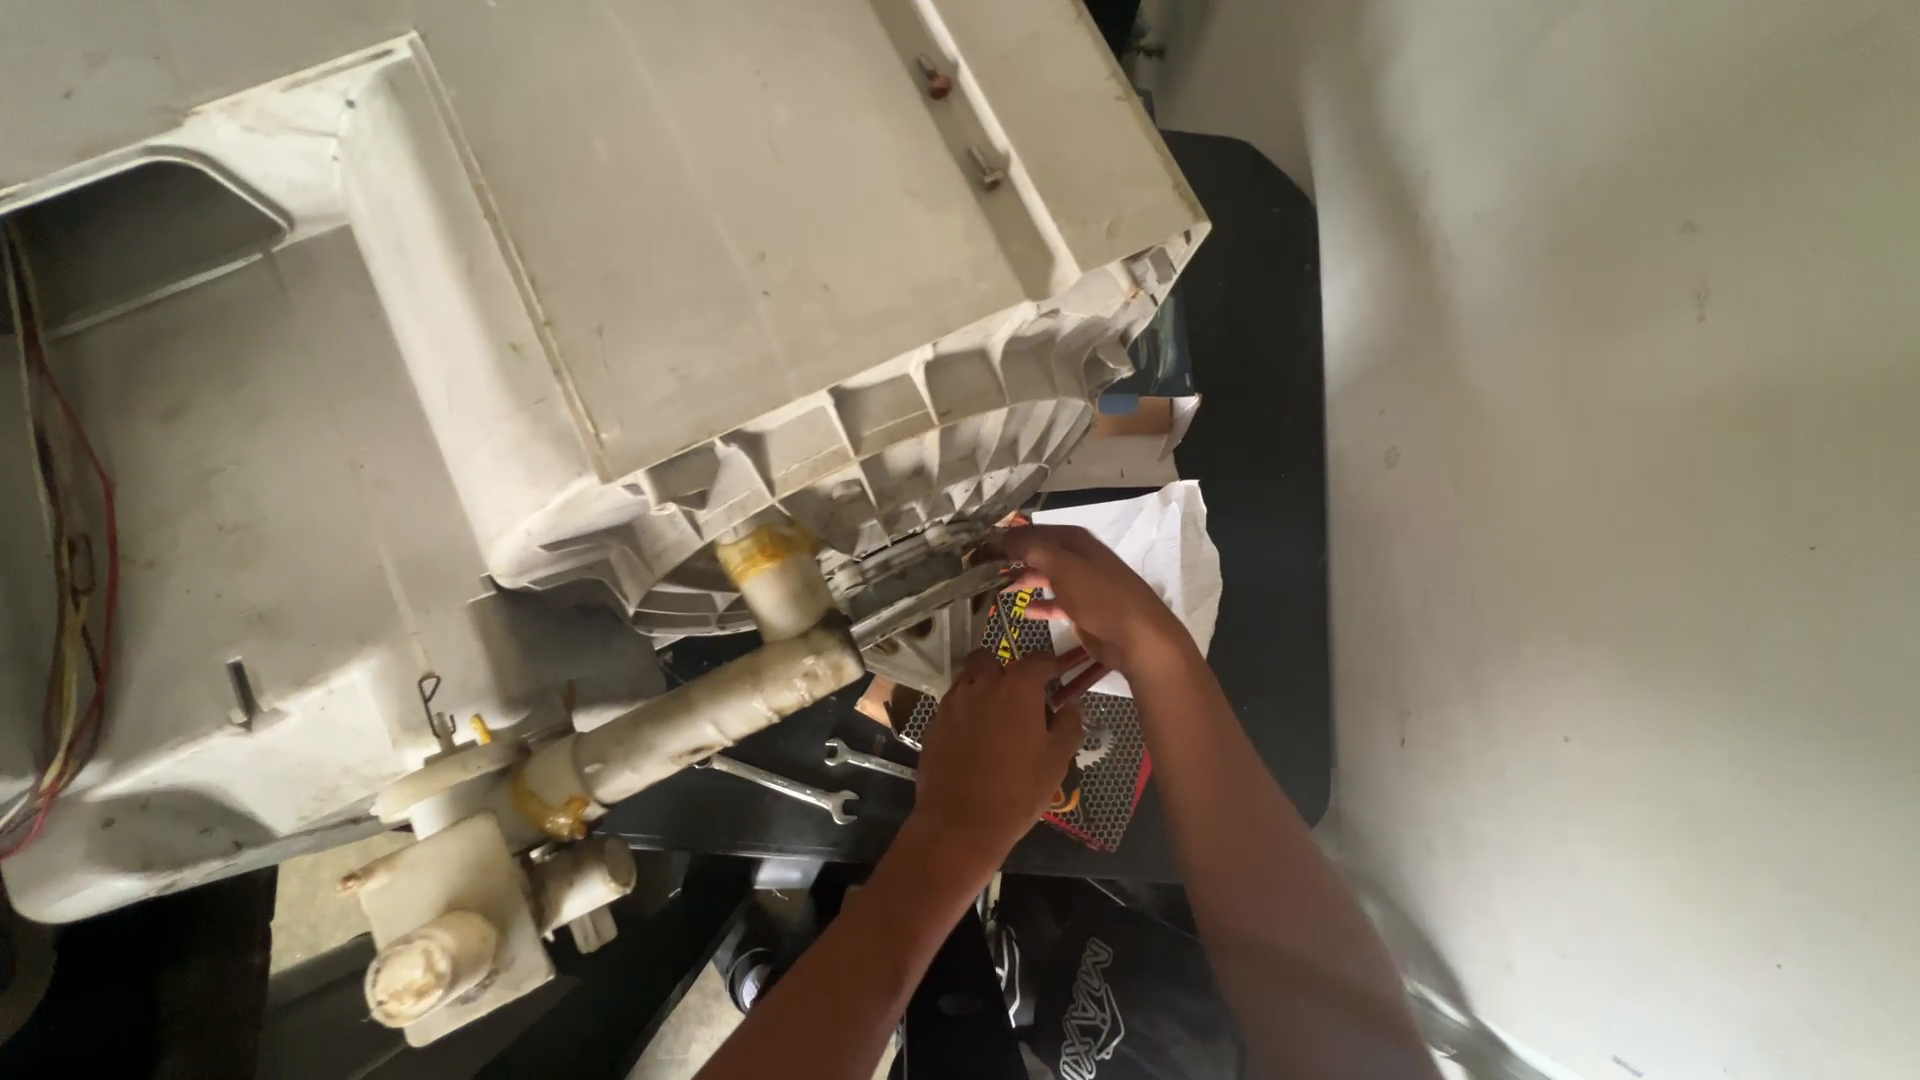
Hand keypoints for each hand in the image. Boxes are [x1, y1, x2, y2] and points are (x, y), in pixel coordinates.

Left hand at [909, 650, 1084, 865]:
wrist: (960, 823)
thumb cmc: (1017, 790)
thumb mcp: (1057, 760)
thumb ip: (1069, 723)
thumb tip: (1070, 704)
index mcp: (1017, 687)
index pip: (1038, 659)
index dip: (1052, 665)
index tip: (1061, 675)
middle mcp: (981, 684)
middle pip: (992, 660)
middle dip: (1007, 671)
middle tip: (1021, 699)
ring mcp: (953, 702)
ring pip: (969, 680)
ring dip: (983, 689)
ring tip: (996, 720)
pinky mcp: (934, 723)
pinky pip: (953, 705)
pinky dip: (966, 712)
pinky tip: (974, 740)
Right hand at [996, 525, 1191, 675]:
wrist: (1138, 637)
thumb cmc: (1100, 595)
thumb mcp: (1063, 566)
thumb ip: (1031, 549)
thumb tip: (1000, 536)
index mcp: (1075, 541)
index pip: (1033, 531)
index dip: (1006, 537)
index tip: (978, 547)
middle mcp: (1078, 558)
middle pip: (1038, 553)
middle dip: (1011, 558)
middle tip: (980, 568)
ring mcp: (1082, 584)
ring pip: (1045, 577)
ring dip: (1022, 579)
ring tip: (995, 586)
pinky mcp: (1083, 610)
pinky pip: (1055, 603)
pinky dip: (1039, 605)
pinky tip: (1022, 611)